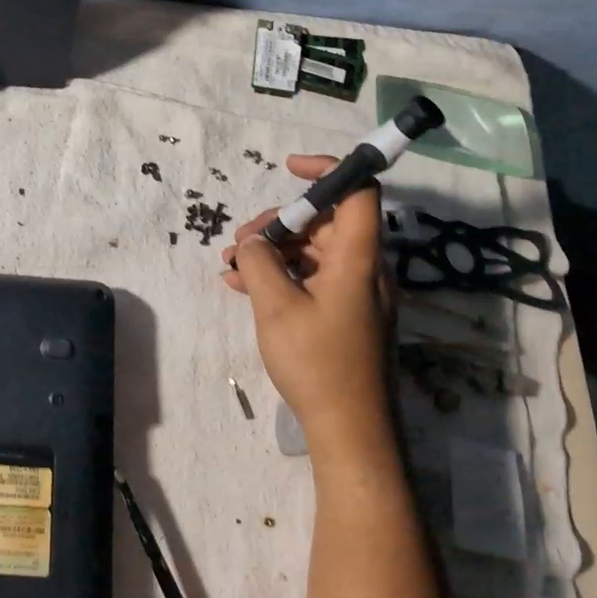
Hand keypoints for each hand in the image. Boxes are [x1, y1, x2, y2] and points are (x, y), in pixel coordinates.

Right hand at [221, 155, 393, 436]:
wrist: (351, 428)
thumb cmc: (317, 361)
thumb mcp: (276, 306)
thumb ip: (259, 261)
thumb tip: (251, 242)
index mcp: (358, 257)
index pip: (359, 192)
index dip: (328, 169)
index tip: (289, 168)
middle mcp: (364, 268)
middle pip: (326, 221)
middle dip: (280, 221)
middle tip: (241, 240)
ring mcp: (357, 294)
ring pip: (315, 251)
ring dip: (274, 251)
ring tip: (232, 265)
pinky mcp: (347, 316)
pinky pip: (314, 279)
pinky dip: (282, 276)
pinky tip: (243, 287)